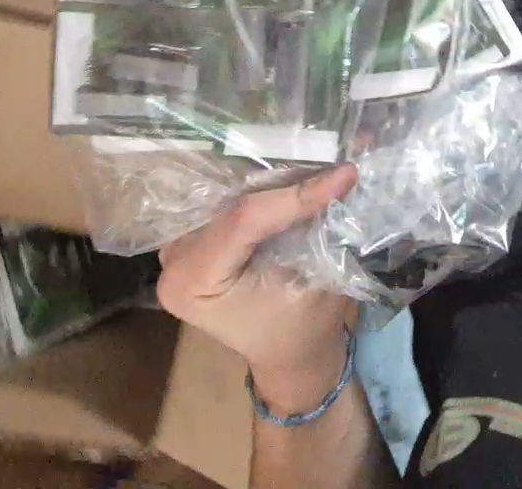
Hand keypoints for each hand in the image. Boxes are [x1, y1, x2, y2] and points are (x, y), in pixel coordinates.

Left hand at [157, 165, 358, 404]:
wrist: (289, 352)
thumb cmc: (303, 328)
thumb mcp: (316, 281)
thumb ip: (321, 227)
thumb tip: (345, 173)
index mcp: (194, 282)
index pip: (244, 217)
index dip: (298, 193)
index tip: (347, 174)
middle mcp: (174, 259)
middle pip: (236, 198)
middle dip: (288, 179)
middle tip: (336, 168)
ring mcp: (180, 244)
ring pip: (236, 190)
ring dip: (280, 179)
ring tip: (322, 171)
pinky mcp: (196, 234)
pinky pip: (235, 197)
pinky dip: (269, 188)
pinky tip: (299, 180)